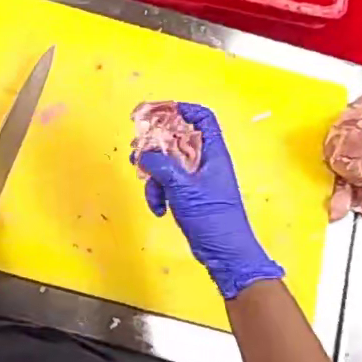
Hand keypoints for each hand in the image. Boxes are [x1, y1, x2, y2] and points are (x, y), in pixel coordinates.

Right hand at [135, 103, 283, 298]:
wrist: (224, 251)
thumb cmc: (211, 216)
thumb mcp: (183, 188)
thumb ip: (162, 165)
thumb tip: (143, 152)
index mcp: (212, 152)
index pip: (201, 118)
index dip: (181, 110)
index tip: (156, 112)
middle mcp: (204, 161)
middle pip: (177, 140)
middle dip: (155, 147)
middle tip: (137, 152)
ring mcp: (195, 179)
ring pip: (166, 164)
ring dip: (153, 177)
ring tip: (152, 193)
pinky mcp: (187, 195)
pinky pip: (166, 184)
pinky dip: (158, 193)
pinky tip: (159, 208)